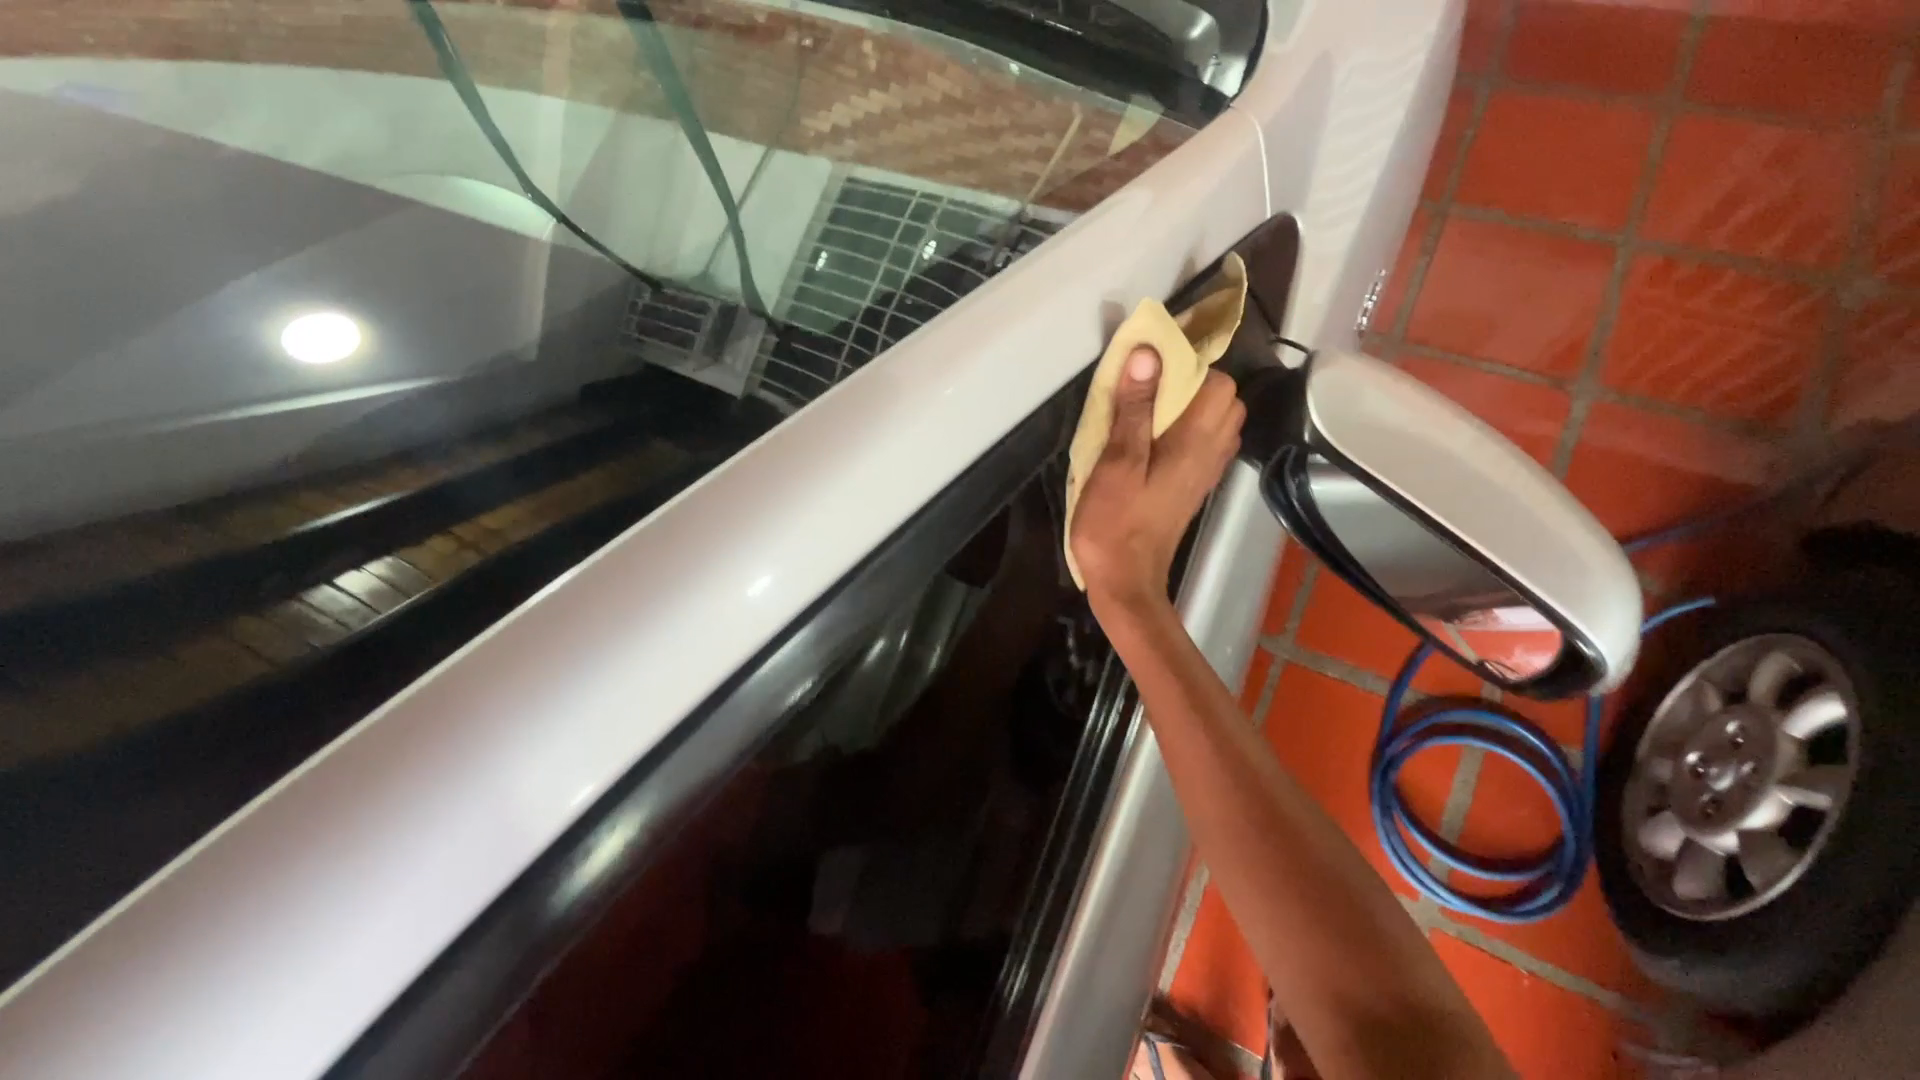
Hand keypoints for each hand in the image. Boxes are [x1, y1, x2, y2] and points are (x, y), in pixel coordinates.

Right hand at [1070, 346, 1244, 612]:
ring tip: (1146, 412)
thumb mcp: (1116, 463)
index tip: (1150, 364)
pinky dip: (1185, 429)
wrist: (1126, 581)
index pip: (1218, 381)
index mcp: (1195, 442)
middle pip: (1223, 398)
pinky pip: (1204, 442)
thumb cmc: (1115, 524)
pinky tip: (1151, 440)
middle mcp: (1211, 452)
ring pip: (1216, 420)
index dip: (1188, 364)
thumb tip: (1148, 354)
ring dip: (1187, 406)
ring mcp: (1206, 471)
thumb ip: (1134, 408)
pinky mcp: (1194, 486)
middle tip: (1147, 389)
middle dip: (1191, 383)